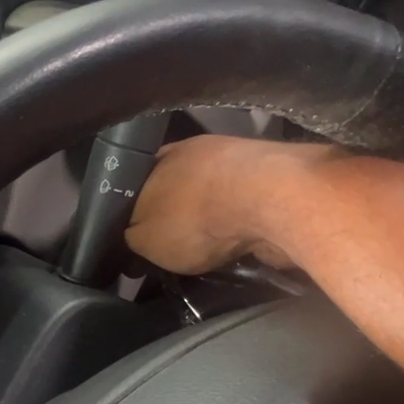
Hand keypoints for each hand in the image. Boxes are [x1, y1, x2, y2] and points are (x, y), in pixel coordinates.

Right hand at [125, 135, 345, 273]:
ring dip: (210, 222)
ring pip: (212, 198)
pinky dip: (239, 226)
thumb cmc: (194, 217)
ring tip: (209, 252)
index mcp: (159, 158)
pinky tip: (238, 245)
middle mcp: (196, 152)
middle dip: (175, 218)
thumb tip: (131, 239)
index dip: (133, 216)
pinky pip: (243, 207)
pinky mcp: (270, 178)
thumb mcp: (143, 240)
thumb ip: (132, 239)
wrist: (271, 200)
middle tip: (173, 250)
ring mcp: (237, 160)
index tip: (138, 242)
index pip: (136, 186)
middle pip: (176, 190)